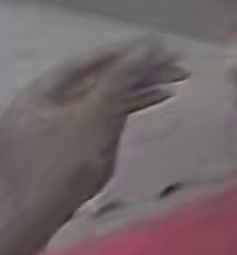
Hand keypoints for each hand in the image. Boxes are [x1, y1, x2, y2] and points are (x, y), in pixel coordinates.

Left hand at [0, 39, 184, 254]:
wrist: (40, 210)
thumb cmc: (64, 158)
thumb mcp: (97, 112)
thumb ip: (123, 76)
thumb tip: (151, 45)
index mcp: (37, 98)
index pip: (83, 62)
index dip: (122, 50)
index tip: (160, 44)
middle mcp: (45, 105)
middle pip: (100, 76)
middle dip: (141, 68)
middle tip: (178, 61)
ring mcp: (59, 121)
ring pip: (109, 90)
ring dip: (145, 82)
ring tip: (180, 77)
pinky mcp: (76, 134)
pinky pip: (109, 107)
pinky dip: (137, 99)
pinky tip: (164, 96)